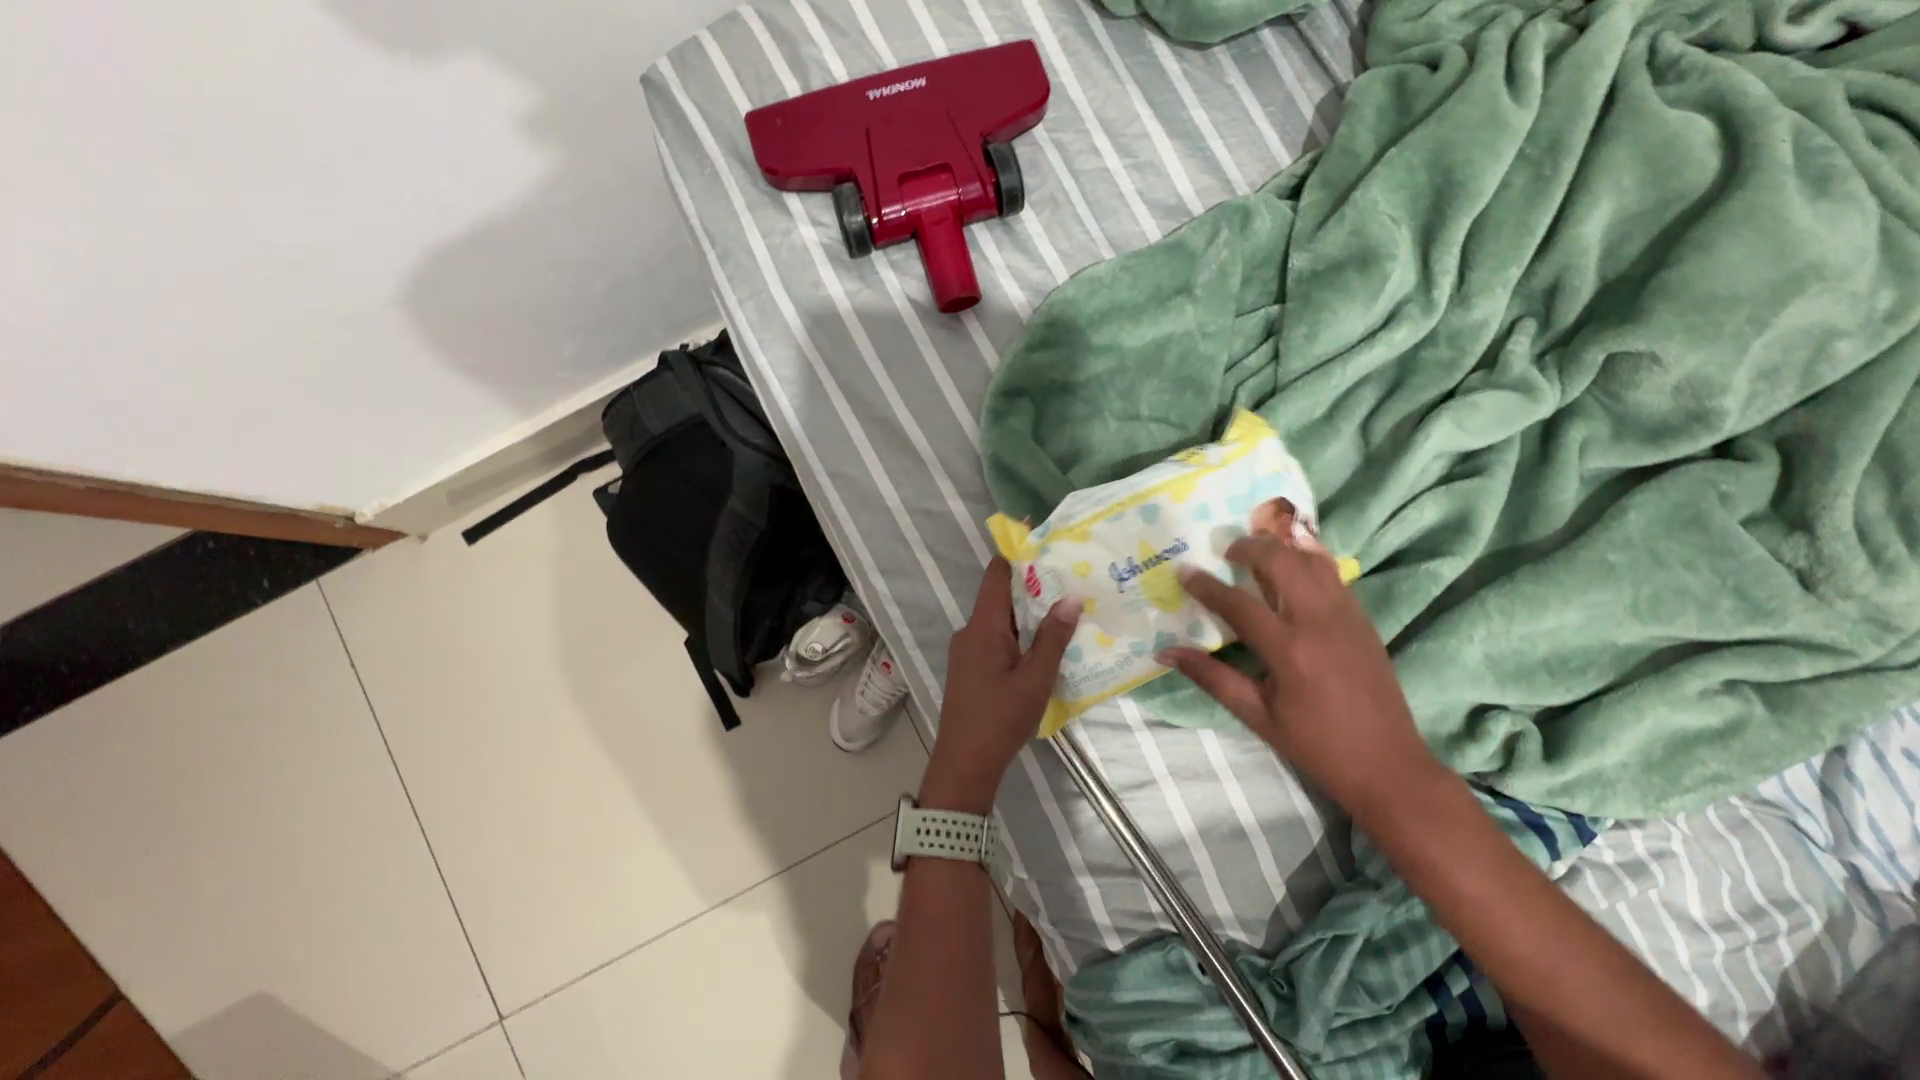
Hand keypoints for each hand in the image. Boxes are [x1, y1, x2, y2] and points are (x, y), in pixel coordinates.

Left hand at [925, 558, 1081, 813]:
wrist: (965, 763)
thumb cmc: (1001, 718)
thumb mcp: (1035, 678)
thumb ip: (1053, 637)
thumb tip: (1071, 598)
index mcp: (983, 627)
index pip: (996, 575)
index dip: (1016, 553)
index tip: (1041, 538)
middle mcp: (970, 632)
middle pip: (1000, 596)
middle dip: (1032, 584)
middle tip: (1069, 574)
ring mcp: (967, 651)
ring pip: (999, 620)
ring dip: (1027, 612)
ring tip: (1065, 604)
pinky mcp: (970, 668)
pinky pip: (995, 639)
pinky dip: (1019, 633)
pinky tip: (1044, 641)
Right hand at [1160, 518, 1441, 819]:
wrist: (1387, 764)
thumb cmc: (1316, 746)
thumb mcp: (1257, 716)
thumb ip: (1212, 678)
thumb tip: (1166, 652)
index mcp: (1290, 651)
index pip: (1239, 604)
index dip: (1207, 586)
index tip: (1185, 572)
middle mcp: (1320, 623)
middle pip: (1282, 562)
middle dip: (1250, 548)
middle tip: (1226, 550)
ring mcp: (1347, 617)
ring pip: (1313, 561)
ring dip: (1282, 549)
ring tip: (1258, 553)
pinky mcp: (1363, 620)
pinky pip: (1333, 576)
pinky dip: (1308, 563)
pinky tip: (1292, 571)